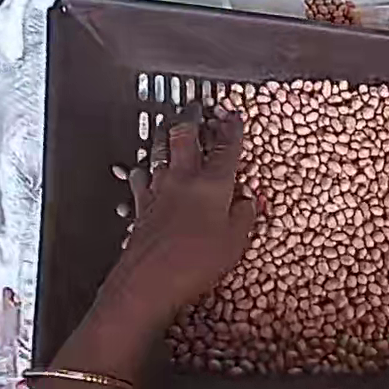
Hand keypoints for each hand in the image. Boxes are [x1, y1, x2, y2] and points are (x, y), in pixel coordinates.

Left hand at [99, 108, 257, 323]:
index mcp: (212, 185)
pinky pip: (139, 179)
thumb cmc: (198, 261)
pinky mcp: (139, 207)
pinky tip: (144, 173)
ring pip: (157, 152)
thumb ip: (243, 216)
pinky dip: (144, 170)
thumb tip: (248, 200)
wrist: (150, 280)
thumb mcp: (235, 242)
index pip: (226, 149)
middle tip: (195, 109)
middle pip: (184, 137)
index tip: (234, 117)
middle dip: (191, 119)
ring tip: (168, 132)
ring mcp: (157, 191)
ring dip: (164, 139)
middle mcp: (182, 180)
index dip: (232, 130)